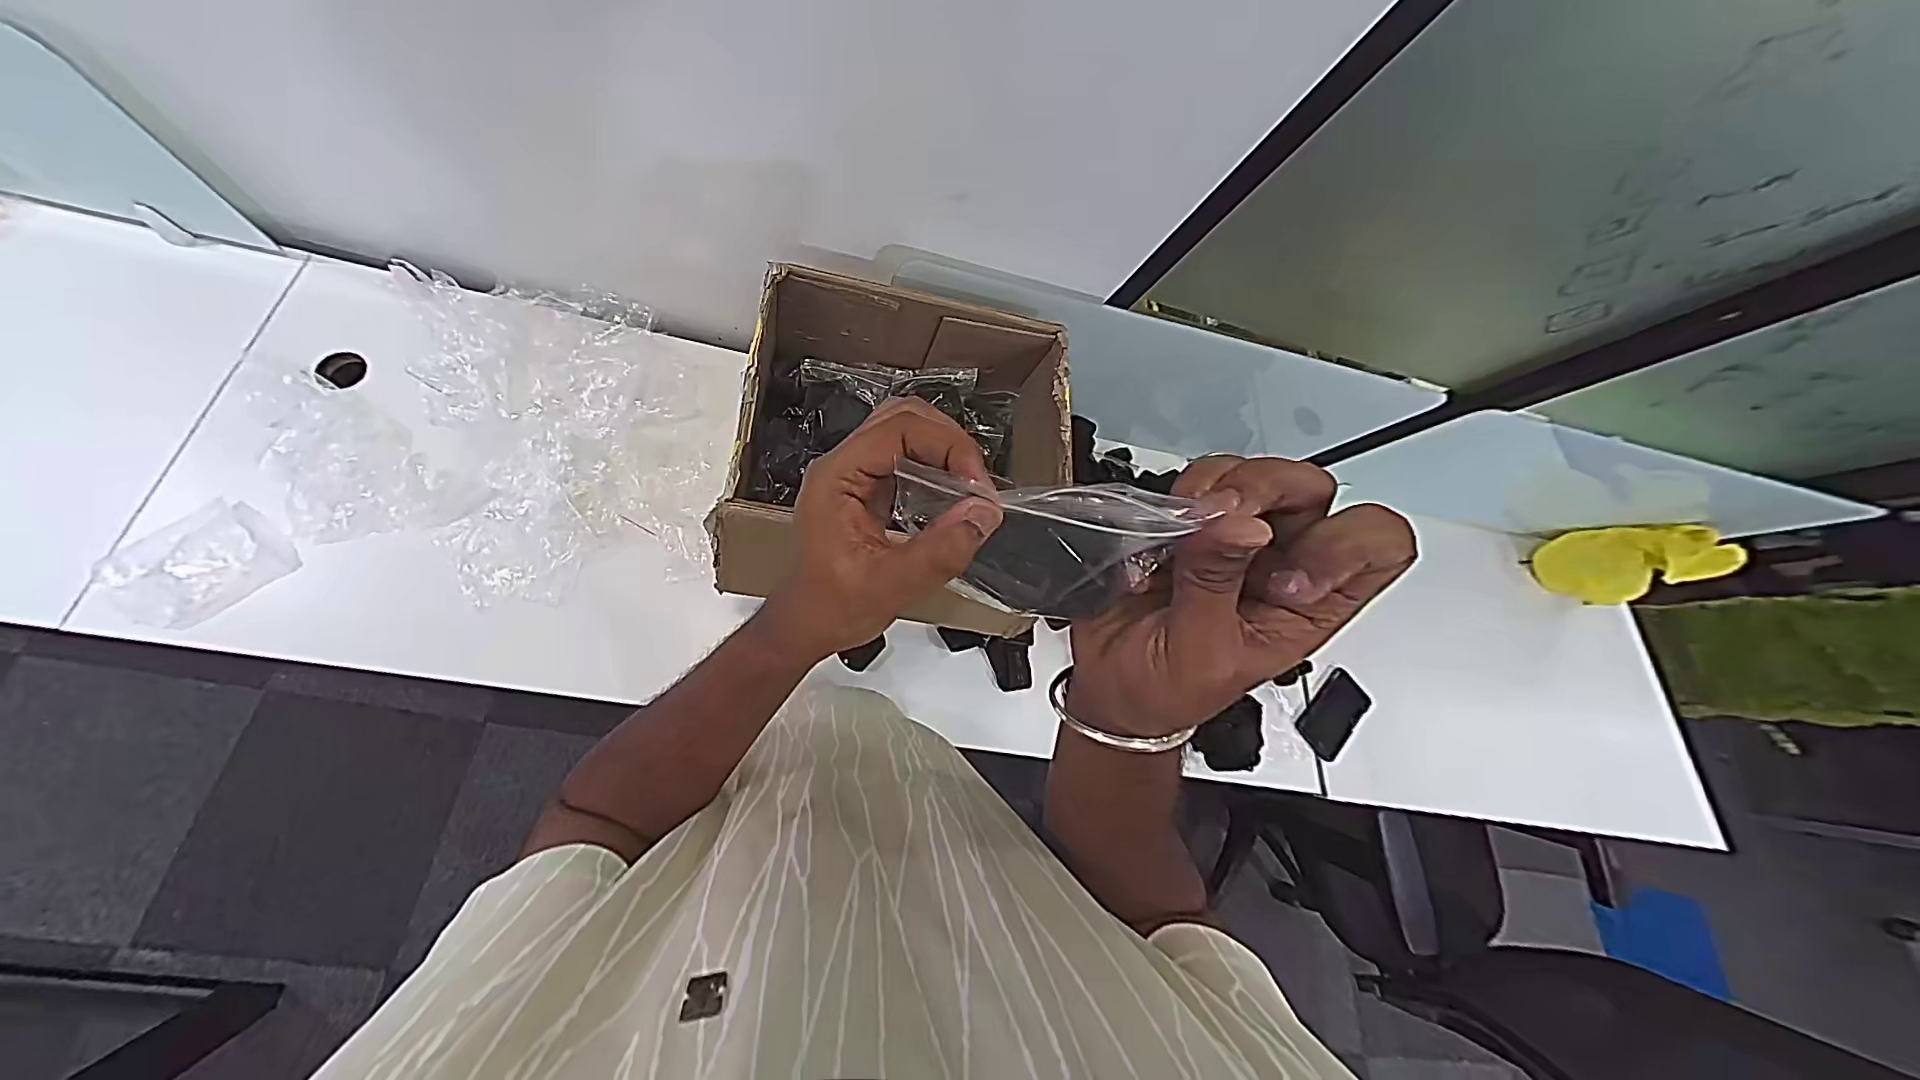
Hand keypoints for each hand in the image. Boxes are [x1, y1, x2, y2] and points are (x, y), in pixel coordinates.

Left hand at [756, 398, 1004, 661]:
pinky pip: (908, 460)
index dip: (948, 446)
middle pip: (905, 418)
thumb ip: (938, 552)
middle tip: (977, 484)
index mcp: (837, 477)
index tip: (976, 485)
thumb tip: (983, 514)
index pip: (900, 428)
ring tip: (969, 489)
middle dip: (950, 443)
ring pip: (908, 434)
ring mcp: (855, 476)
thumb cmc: (829, 608)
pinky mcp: (869, 490)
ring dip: (945, 453)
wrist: (806, 625)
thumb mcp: (889, 587)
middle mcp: (844, 466)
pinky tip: (952, 499)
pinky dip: (937, 470)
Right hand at [1067, 456, 1415, 736]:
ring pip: (1258, 475)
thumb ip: (1214, 587)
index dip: (1342, 548)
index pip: (1374, 550)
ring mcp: (1234, 539)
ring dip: (1222, 485)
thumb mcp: (1199, 652)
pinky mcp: (1191, 525)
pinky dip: (1184, 490)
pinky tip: (1166, 521)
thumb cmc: (1165, 690)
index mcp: (1305, 607)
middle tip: (1225, 513)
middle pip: (1312, 492)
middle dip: (1269, 491)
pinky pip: (1203, 481)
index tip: (1282, 576)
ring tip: (1188, 521)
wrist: (1110, 683)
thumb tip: (1241, 528)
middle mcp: (1278, 564)